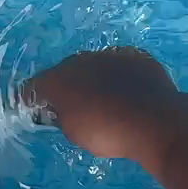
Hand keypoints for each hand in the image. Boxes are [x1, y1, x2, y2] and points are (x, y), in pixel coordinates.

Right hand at [22, 47, 187, 164]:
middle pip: (66, 71)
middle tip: (73, 106)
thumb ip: (63, 117)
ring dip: (94, 79)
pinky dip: (120, 76)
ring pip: (94, 65)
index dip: (33, 98)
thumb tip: (64, 111)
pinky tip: (128, 92)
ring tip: (104, 99)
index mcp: (58, 79)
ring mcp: (110, 55)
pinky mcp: (136, 56)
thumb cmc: (107, 133)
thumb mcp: (74, 133)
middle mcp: (80, 60)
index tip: (35, 108)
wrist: (154, 121)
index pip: (35, 86)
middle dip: (66, 86)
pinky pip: (121, 65)